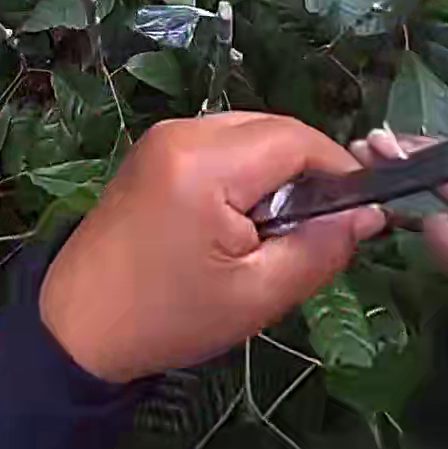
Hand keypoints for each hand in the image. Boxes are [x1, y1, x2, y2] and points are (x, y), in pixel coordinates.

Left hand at [39, 112, 385, 382]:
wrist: (79, 321)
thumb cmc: (167, 316)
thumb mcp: (256, 296)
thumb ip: (320, 248)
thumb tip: (368, 212)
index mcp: (204, 163)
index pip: (294, 137)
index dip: (338, 166)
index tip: (359, 208)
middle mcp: (182, 131)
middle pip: (270, 127)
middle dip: (307, 167)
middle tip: (317, 225)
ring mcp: (163, 134)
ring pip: (247, 130)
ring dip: (275, 167)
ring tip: (275, 225)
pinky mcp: (154, 146)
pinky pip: (218, 140)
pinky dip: (244, 166)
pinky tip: (240, 212)